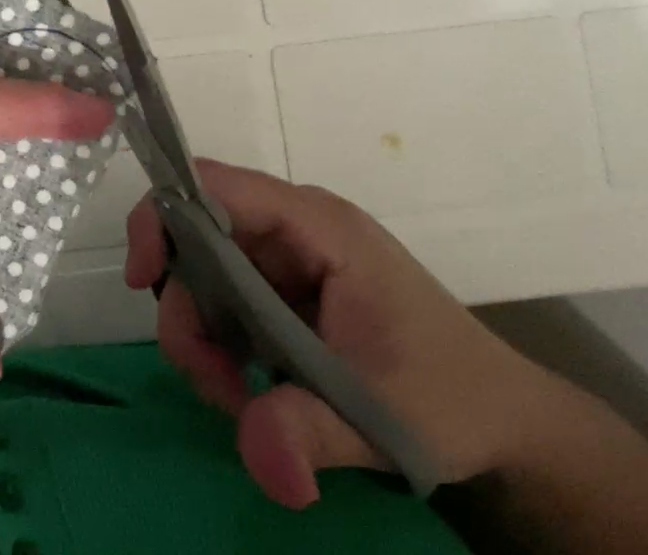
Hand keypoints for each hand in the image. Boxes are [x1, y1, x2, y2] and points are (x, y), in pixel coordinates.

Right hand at [124, 160, 563, 508]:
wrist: (502, 419)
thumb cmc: (451, 400)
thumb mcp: (384, 419)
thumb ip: (313, 431)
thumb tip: (260, 460)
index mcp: (322, 230)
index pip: (216, 187)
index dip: (164, 218)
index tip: (145, 282)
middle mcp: (294, 229)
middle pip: (194, 236)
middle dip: (185, 308)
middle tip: (214, 380)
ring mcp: (284, 256)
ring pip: (198, 270)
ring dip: (198, 333)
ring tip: (238, 395)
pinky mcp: (279, 285)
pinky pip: (217, 294)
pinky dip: (213, 339)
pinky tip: (245, 384)